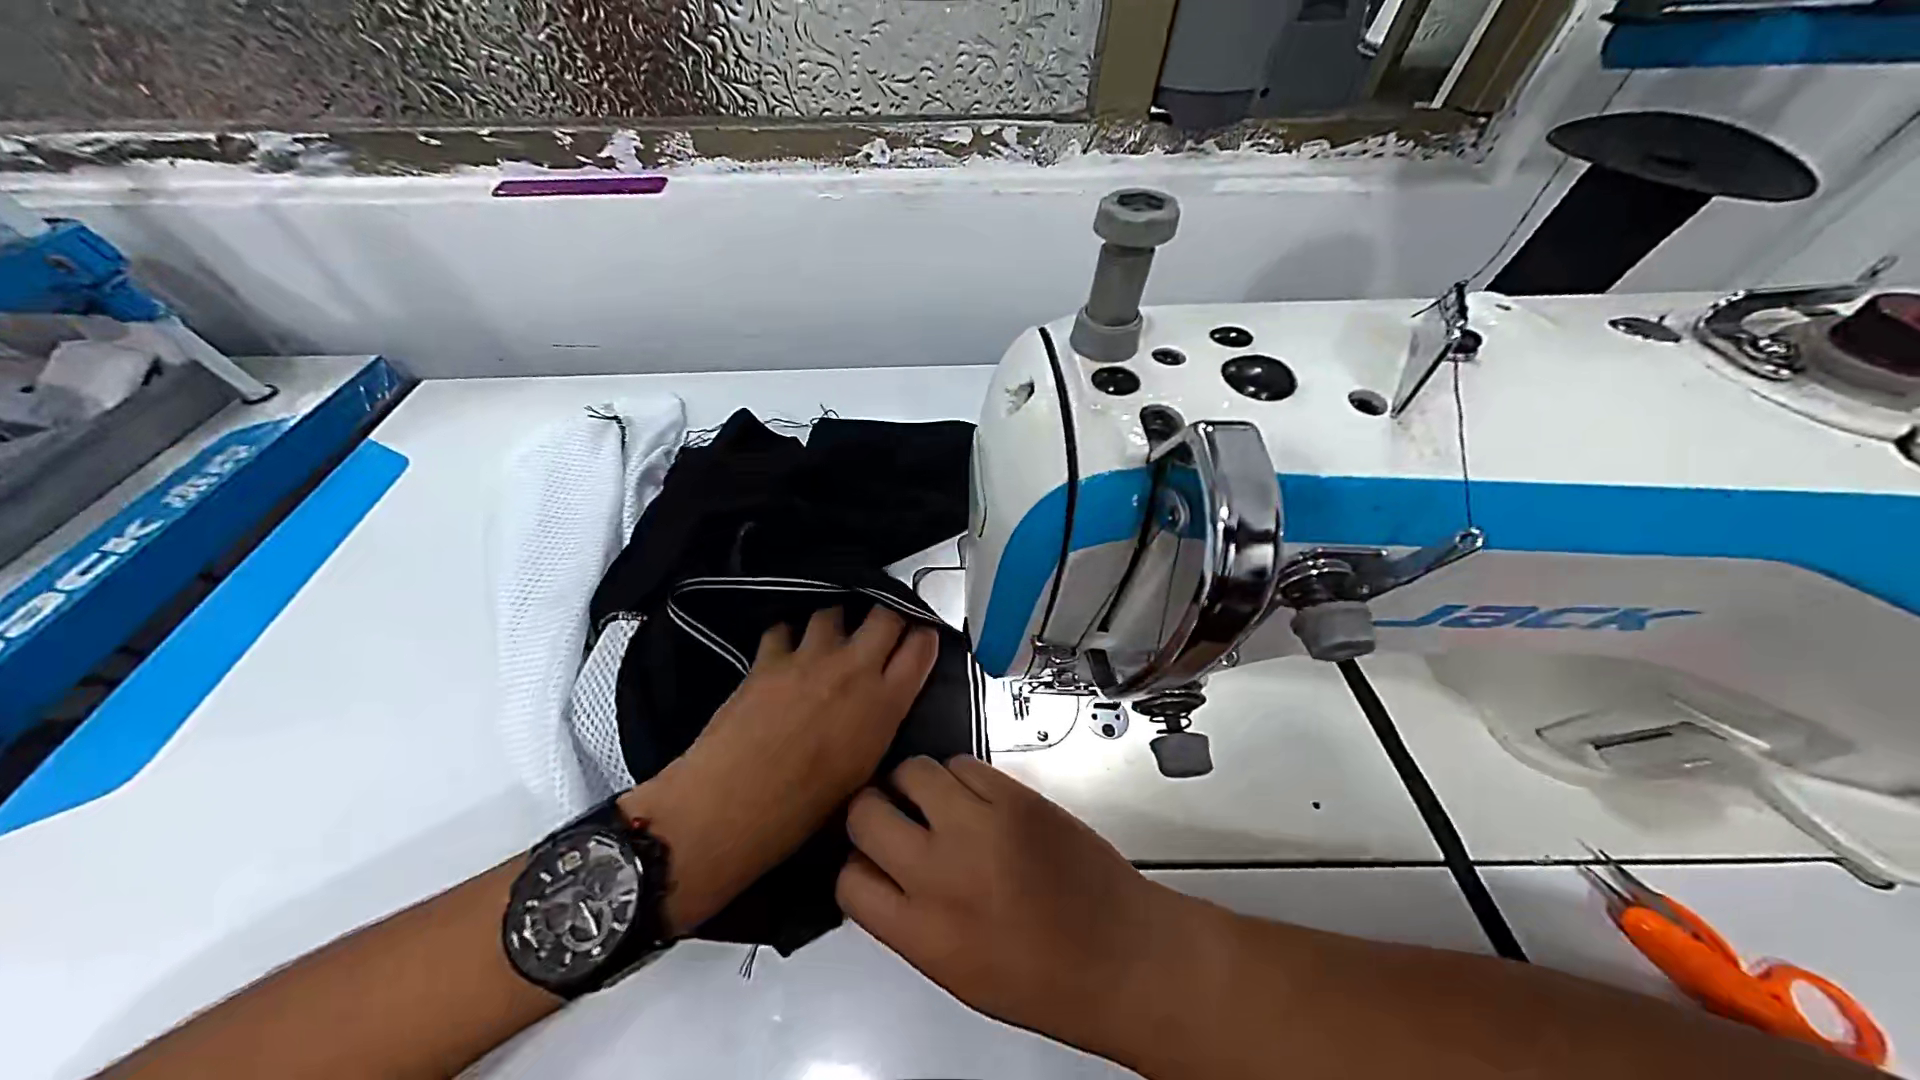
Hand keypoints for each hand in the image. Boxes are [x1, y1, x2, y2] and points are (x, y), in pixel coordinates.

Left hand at [621, 606, 938, 932]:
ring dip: (838, 621)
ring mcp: (809, 658)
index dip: (924, 634)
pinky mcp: (768, 659)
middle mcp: (853, 670)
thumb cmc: (803, 810)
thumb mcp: (863, 776)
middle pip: (885, 614)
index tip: (921, 635)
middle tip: (882, 626)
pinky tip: (786, 649)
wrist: (733, 806)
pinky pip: (784, 628)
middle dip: (889, 613)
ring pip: (834, 611)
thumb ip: (879, 731)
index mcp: (885, 703)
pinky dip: (789, 634)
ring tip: (832, 636)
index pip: (920, 647)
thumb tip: (879, 715)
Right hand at [836, 756, 1207, 1057]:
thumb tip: (882, 877)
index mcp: (920, 932)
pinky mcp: (1014, 797)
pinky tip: (973, 793)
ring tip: (933, 796)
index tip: (869, 856)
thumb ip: (908, 920)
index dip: (855, 862)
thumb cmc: (1047, 977)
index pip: (848, 878)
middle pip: (865, 813)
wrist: (1122, 957)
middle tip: (889, 811)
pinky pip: (962, 763)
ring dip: (913, 781)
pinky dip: (959, 773)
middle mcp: (940, 875)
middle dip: (871, 808)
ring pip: (911, 772)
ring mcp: (978, 828)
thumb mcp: (955, 969)